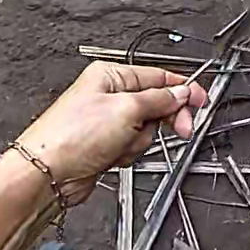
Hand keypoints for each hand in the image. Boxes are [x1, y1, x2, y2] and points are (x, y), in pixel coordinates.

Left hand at [11, 62, 207, 203]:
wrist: (47, 174)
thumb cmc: (71, 136)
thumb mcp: (127, 109)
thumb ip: (159, 99)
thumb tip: (180, 94)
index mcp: (110, 75)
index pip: (158, 77)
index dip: (183, 89)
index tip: (201, 100)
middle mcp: (108, 95)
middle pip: (156, 103)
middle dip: (163, 118)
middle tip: (181, 128)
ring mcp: (107, 121)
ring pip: (146, 128)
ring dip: (140, 139)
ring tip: (122, 143)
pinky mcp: (105, 144)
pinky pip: (133, 145)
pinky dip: (129, 152)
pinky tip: (113, 154)